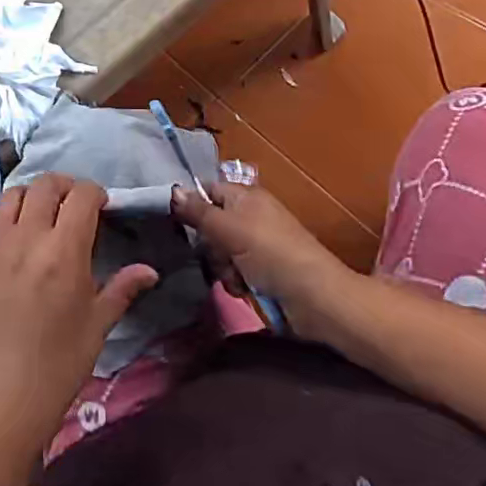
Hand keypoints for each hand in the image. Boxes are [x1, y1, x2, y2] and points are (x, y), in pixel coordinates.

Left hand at [0, 175, 158, 447]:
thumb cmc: (58, 363)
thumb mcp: (98, 324)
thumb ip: (123, 288)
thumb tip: (151, 271)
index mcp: (64, 251)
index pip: (82, 195)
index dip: (96, 194)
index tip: (103, 210)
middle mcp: (29, 238)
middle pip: (46, 184)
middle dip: (67, 187)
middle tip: (78, 207)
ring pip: (14, 194)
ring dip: (34, 196)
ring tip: (47, 215)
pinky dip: (6, 213)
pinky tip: (18, 233)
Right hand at [171, 181, 357, 332]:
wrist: (312, 296)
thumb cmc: (272, 253)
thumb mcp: (231, 229)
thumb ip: (200, 212)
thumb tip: (173, 190)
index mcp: (246, 197)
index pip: (210, 190)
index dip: (194, 205)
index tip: (177, 224)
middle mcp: (250, 216)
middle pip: (211, 225)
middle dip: (210, 246)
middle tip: (219, 256)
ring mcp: (257, 245)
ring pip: (220, 253)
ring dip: (223, 269)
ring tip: (236, 278)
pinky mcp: (261, 270)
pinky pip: (234, 272)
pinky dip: (236, 282)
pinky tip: (244, 291)